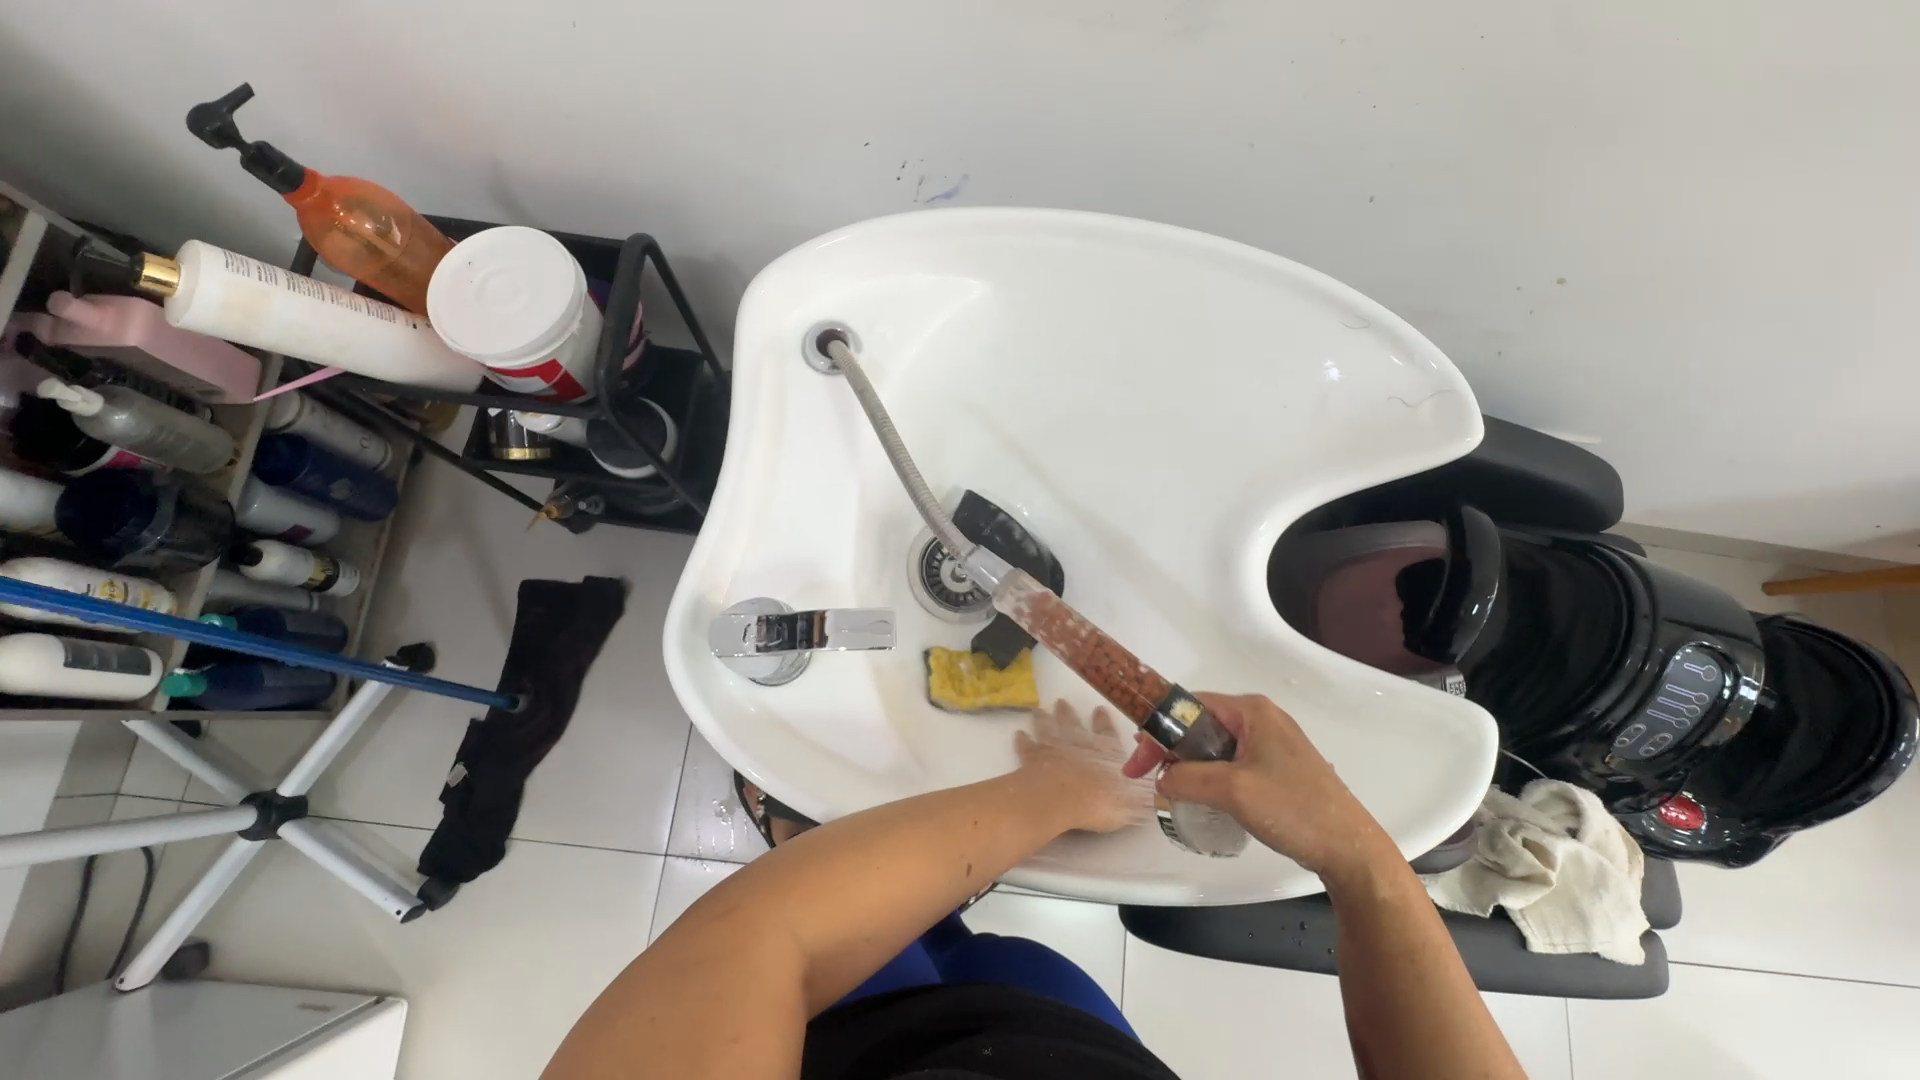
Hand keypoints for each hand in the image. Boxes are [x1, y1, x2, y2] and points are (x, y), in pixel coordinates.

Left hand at [1013, 700, 1152, 834]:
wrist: (1063, 800)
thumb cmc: (1100, 802)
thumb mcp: (1131, 803)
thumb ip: (1140, 797)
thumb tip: (1152, 796)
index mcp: (1105, 753)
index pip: (1106, 735)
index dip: (1104, 723)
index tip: (1099, 709)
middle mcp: (1079, 747)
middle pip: (1072, 727)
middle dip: (1068, 714)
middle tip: (1061, 701)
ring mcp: (1054, 751)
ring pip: (1048, 731)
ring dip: (1044, 721)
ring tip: (1038, 710)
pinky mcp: (1032, 761)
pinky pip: (1027, 749)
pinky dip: (1023, 741)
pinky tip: (1018, 735)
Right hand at [1126, 693, 1392, 877]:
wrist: (1348, 848)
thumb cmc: (1293, 808)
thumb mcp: (1231, 790)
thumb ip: (1186, 778)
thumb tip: (1161, 779)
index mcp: (1252, 711)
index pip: (1190, 706)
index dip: (1158, 729)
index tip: (1138, 760)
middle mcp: (1261, 719)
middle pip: (1200, 724)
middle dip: (1169, 748)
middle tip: (1146, 775)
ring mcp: (1271, 745)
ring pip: (1213, 746)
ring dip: (1187, 764)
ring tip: (1167, 786)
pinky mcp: (1276, 770)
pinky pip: (1229, 763)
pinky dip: (1207, 776)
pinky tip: (1198, 796)